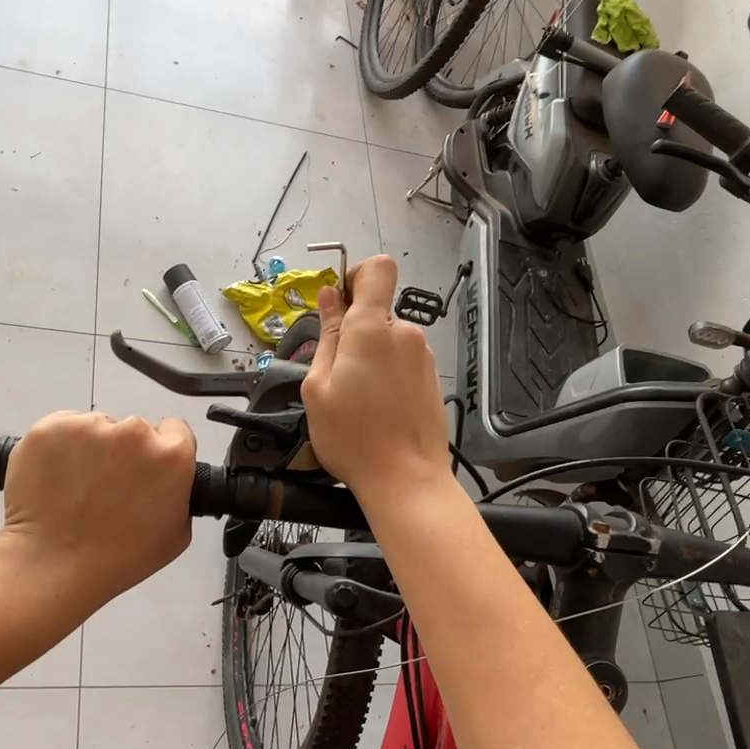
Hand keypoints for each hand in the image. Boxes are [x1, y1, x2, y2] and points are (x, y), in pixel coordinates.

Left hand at [0, 411, 195, 606]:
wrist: (54, 564)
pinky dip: (60, 450)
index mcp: (170, 456)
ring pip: (96, 428)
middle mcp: (134, 434)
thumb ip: (181, 493)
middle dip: (124, 453)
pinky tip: (59, 481)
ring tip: (79, 490)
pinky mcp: (51, 428)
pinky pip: (62, 430)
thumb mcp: (177, 534)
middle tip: (109, 488)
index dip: (162, 450)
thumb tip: (172, 481)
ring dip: (91, 450)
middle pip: (134, 430)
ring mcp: (90, 427)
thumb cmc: (113, 558)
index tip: (147, 467)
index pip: (175, 430)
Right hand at [301, 255, 450, 499]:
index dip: (355, 277)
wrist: (405, 479)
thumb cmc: (352, 438)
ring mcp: (422, 357)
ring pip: (389, 339)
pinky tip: (378, 409)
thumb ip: (326, 336)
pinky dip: (387, 375)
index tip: (338, 307)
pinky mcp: (431, 378)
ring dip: (371, 358)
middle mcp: (404, 334)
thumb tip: (329, 299)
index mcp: (372, 329)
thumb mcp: (318, 388)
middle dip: (354, 332)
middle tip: (337, 375)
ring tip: (357, 399)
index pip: (377, 269)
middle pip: (378, 311)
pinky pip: (403, 362)